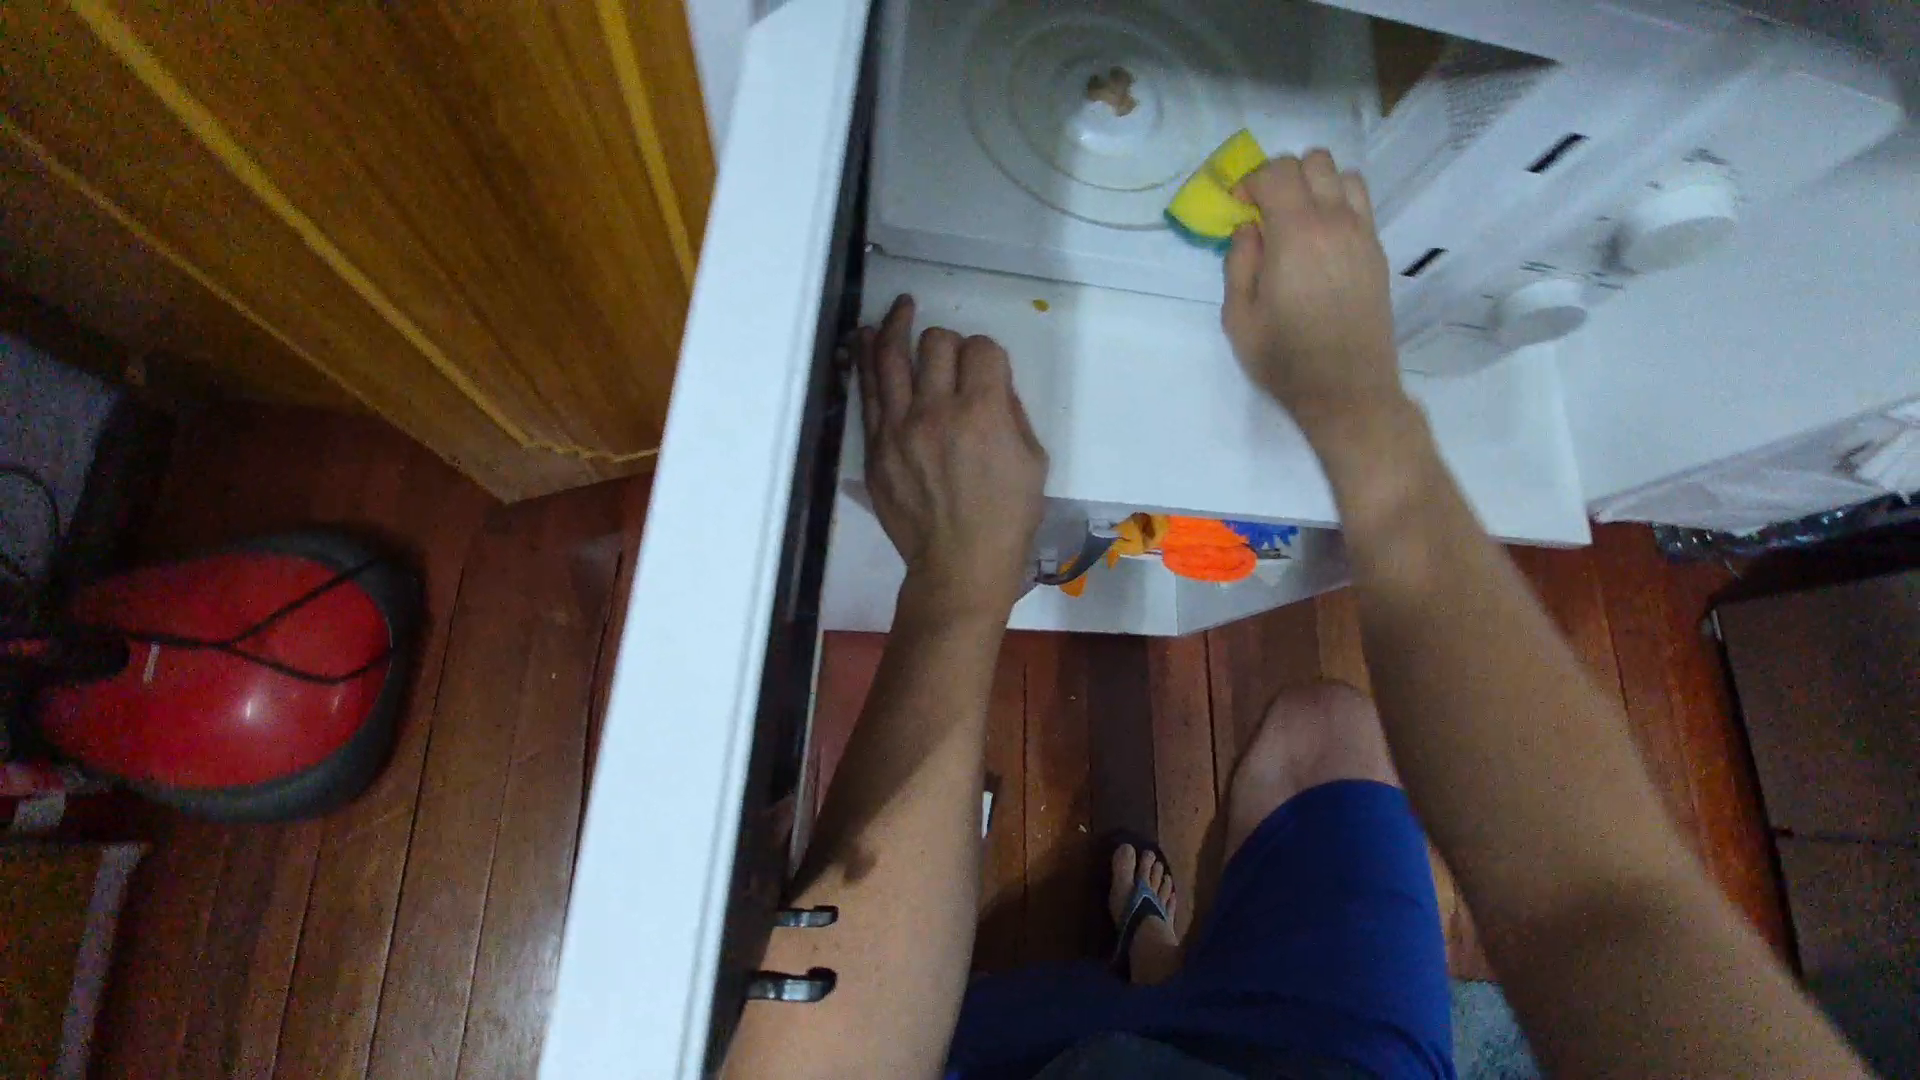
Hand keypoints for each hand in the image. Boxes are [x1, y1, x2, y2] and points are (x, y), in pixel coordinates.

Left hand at [857, 295, 1048, 620]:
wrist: (960, 563)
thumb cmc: (1007, 517)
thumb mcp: (1033, 460)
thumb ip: (1010, 410)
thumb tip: (988, 380)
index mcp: (983, 413)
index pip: (980, 349)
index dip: (986, 353)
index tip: (986, 368)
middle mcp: (937, 411)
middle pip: (936, 343)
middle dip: (948, 343)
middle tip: (950, 359)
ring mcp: (899, 428)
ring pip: (890, 355)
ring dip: (895, 324)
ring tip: (899, 307)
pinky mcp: (876, 447)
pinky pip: (867, 392)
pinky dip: (865, 359)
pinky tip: (864, 338)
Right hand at [1223, 150, 1407, 437]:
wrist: (1345, 388)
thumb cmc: (1283, 358)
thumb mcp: (1238, 317)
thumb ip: (1239, 263)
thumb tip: (1248, 229)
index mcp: (1296, 234)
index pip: (1277, 172)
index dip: (1251, 180)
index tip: (1237, 206)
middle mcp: (1335, 222)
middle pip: (1314, 161)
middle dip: (1283, 176)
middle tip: (1264, 210)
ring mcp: (1363, 234)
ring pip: (1344, 176)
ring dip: (1316, 185)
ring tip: (1296, 220)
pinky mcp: (1376, 252)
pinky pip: (1360, 204)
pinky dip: (1337, 205)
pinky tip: (1319, 241)